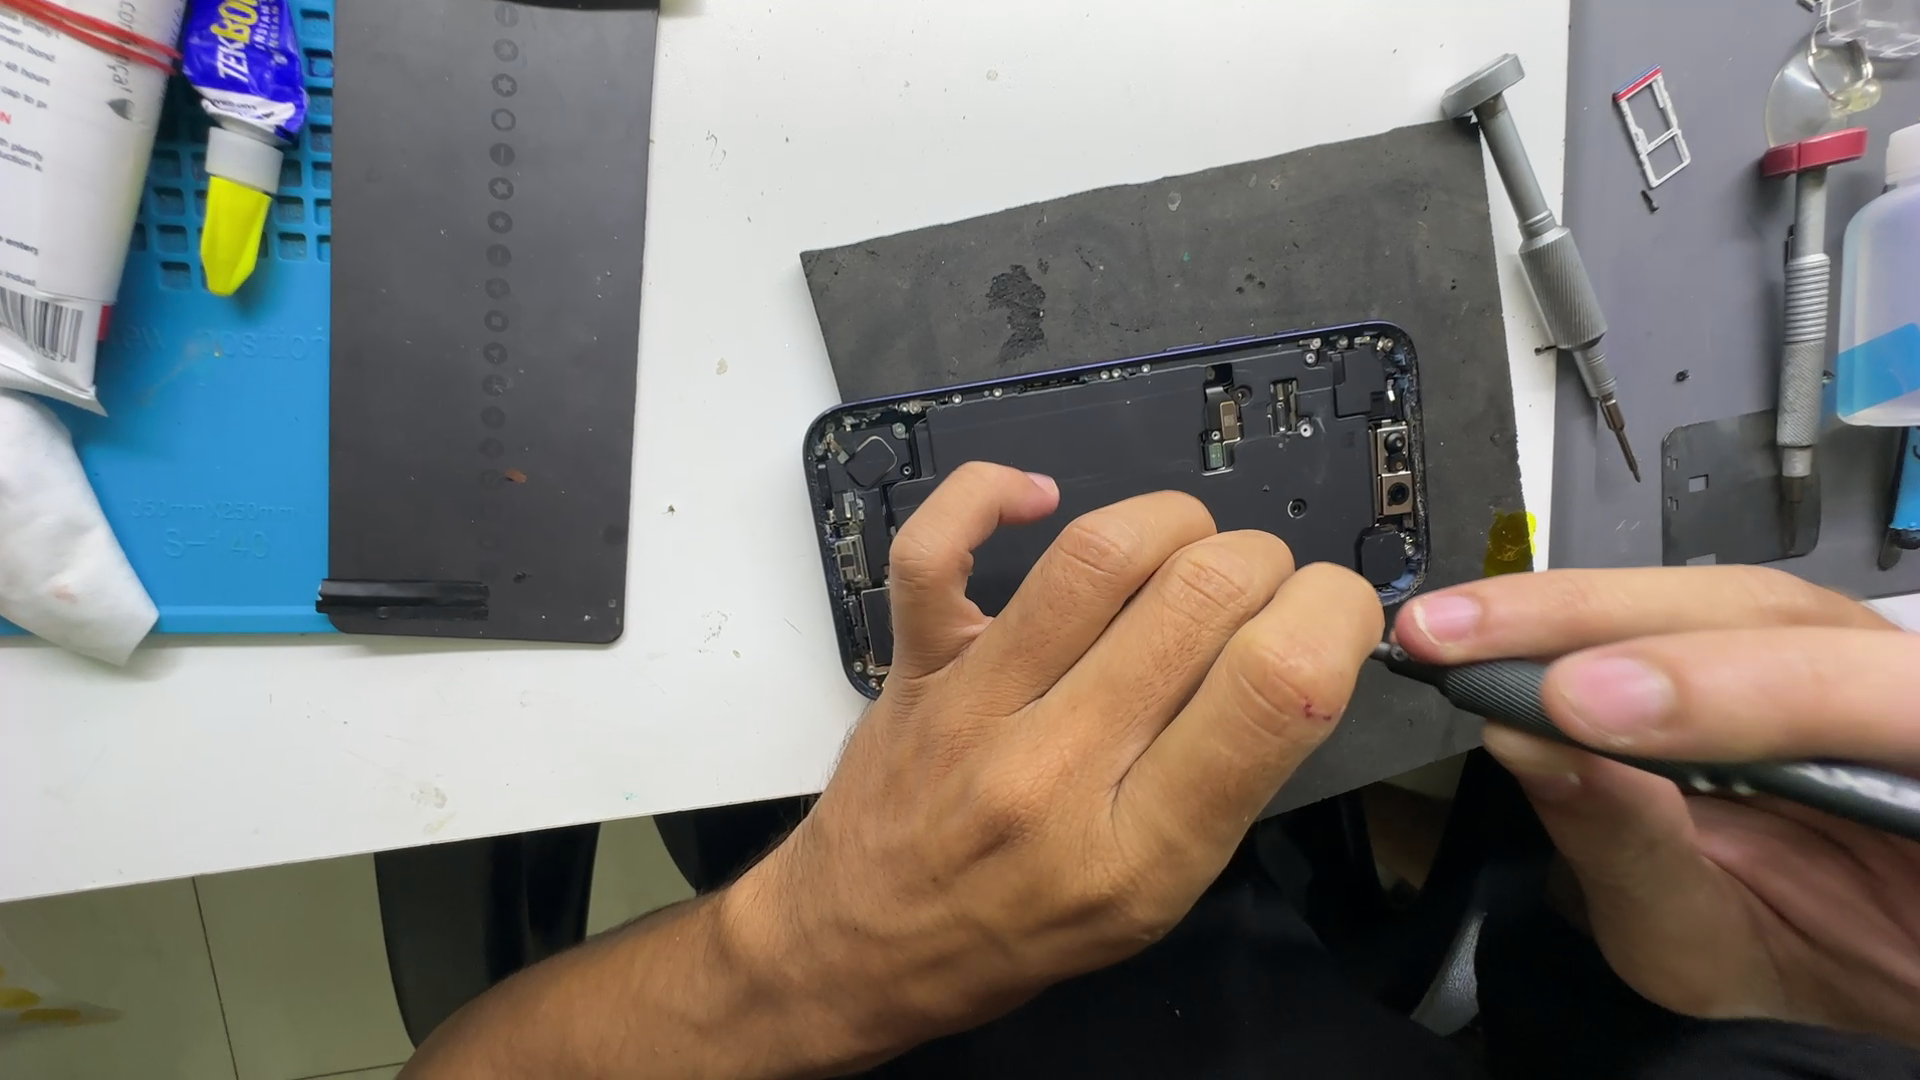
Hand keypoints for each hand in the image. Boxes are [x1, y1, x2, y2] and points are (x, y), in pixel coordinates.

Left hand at [725, 463, 1383, 1070]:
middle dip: (1260, 563)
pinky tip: (1035, 496)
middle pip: (1195, 599)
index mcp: (1141, 847)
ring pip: (1093, 557)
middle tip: (1256, 584)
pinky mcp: (914, 660)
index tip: (1332, 607)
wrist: (863, 940)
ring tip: (1183, 544)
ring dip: (1170, 521)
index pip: (1272, 690)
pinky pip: (934, 547)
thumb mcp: (1151, 900)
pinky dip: (986, 494)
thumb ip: (1224, 780)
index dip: (1330, 615)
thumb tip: (1286, 651)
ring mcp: (973, 701)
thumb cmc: (1013, 930)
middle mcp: (1055, 765)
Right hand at [1395, 567, 1919, 1044]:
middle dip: (1591, 618)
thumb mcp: (1716, 945)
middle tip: (1448, 634)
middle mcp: (1902, 686)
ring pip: (1704, 595)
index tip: (1575, 708)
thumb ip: (1637, 853)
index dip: (1738, 689)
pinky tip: (1480, 624)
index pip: (1891, 706)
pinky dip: (1554, 616)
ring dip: (1551, 607)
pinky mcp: (1749, 637)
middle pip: (1768, 613)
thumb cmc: (1793, 953)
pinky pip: (1658, 610)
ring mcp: (1836, 647)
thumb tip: (1520, 740)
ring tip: (1442, 627)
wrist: (1830, 929)